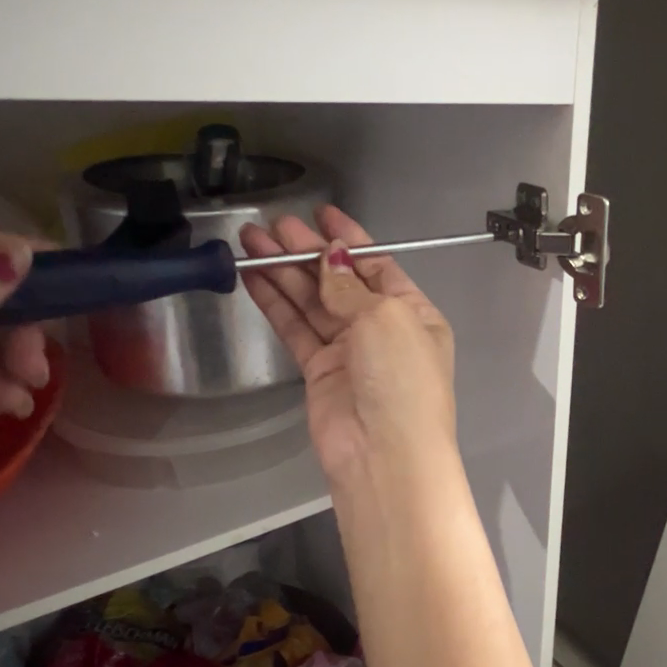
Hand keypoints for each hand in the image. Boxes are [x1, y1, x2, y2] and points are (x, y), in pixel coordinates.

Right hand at [239, 206, 455, 487]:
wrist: (384, 454)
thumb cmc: (401, 379)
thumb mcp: (386, 319)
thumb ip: (352, 287)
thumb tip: (332, 256)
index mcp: (414, 313)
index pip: (378, 265)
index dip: (348, 239)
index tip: (321, 212)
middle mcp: (383, 329)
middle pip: (340, 281)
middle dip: (307, 251)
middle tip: (271, 224)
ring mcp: (351, 352)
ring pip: (313, 302)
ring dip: (285, 272)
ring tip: (251, 241)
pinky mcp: (320, 373)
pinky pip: (297, 329)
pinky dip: (276, 303)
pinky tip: (254, 278)